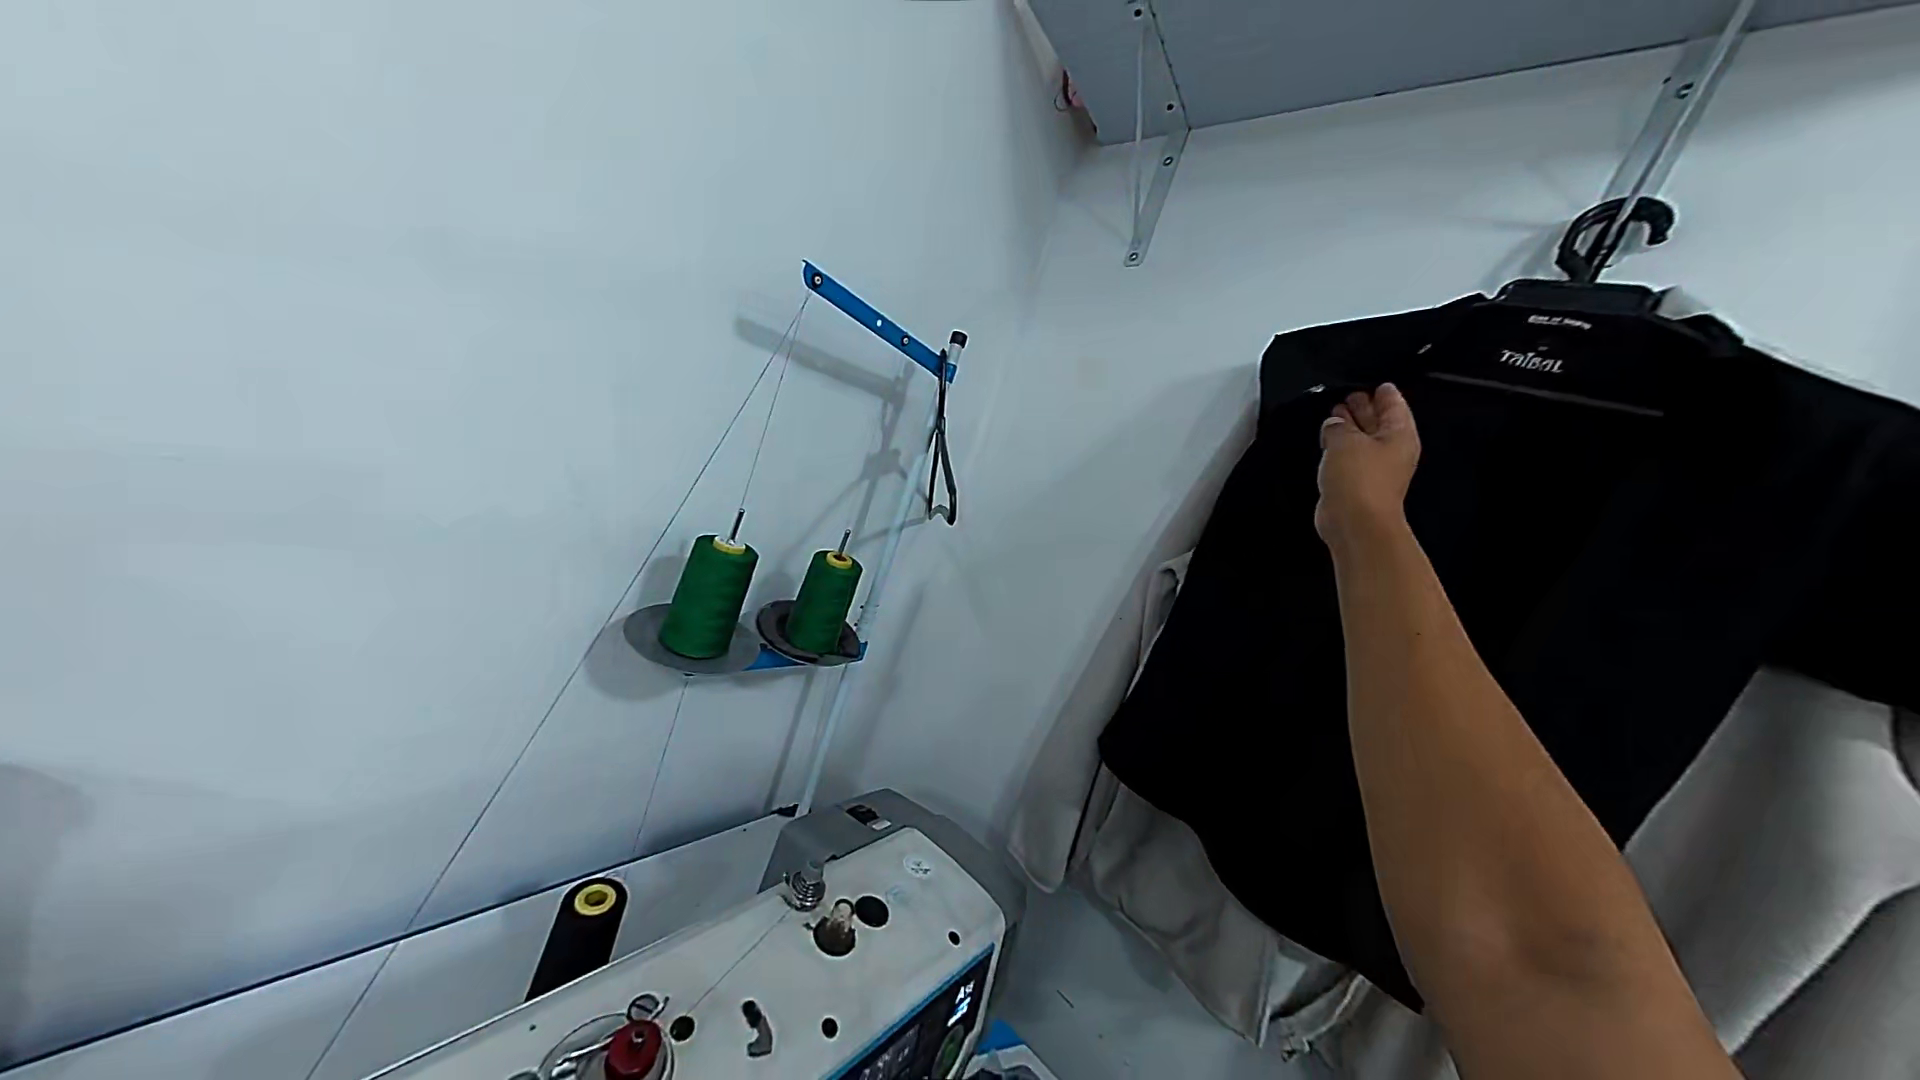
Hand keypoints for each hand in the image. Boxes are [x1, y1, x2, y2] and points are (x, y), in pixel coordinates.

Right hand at [1315, 384, 1419, 546]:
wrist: (1354, 521)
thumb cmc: (1358, 478)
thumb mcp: (1345, 441)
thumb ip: (1337, 426)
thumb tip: (1333, 423)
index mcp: (1399, 435)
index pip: (1394, 405)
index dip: (1385, 393)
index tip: (1378, 383)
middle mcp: (1391, 450)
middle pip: (1379, 422)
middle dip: (1364, 409)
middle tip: (1350, 395)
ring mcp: (1375, 468)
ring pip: (1362, 440)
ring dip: (1349, 428)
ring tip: (1334, 415)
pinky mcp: (1356, 483)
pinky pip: (1349, 458)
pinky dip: (1340, 447)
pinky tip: (1328, 441)